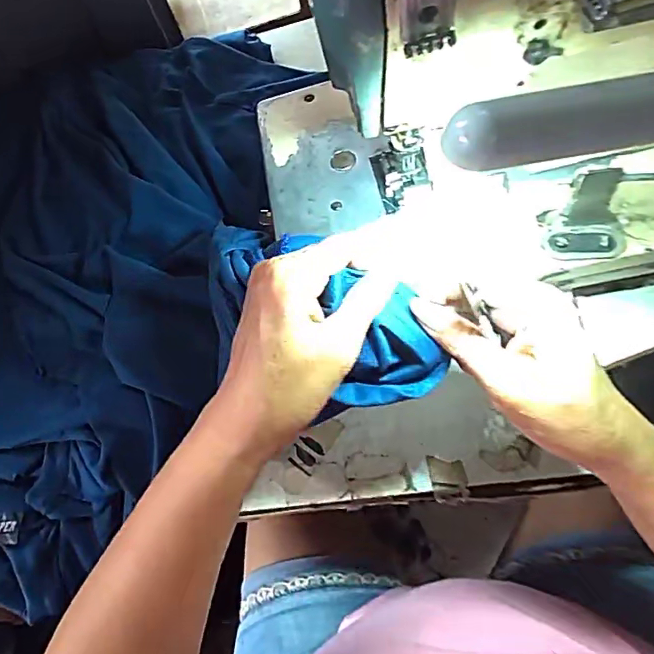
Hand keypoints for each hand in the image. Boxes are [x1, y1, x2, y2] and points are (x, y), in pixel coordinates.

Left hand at [210, 235, 397, 463]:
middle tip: (402, 257)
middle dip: (364, 255)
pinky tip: (351, 290)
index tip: (407, 235)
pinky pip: (302, 280)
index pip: (343, 246)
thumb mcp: (339, 345)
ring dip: (347, 270)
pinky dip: (327, 283)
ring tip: (384, 273)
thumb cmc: (291, 389)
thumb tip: (389, 269)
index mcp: (288, 275)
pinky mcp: (262, 299)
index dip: (378, 241)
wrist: (245, 419)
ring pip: (316, 266)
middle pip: (328, 253)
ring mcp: (262, 283)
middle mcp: (271, 269)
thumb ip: (366, 299)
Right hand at [410, 282, 653, 477]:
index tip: (410, 311)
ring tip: (434, 344)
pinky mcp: (530, 332)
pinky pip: (488, 324)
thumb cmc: (568, 418)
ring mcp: (535, 316)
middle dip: (444, 311)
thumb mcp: (505, 381)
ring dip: (455, 326)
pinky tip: (460, 354)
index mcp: (538, 304)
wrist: (608, 444)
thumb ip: (461, 341)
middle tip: (417, 333)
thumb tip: (423, 310)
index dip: (437, 293)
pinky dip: (470, 338)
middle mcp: (537, 302)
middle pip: (473, 293)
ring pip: (477, 310)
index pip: (473, 282)